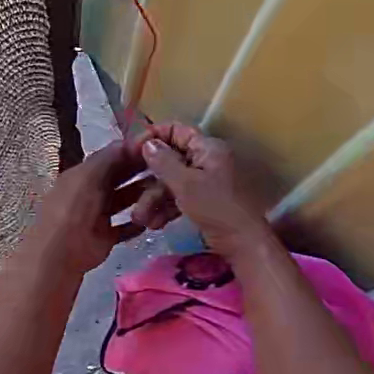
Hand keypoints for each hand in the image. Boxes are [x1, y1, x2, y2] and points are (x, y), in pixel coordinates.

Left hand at [20, 142, 159, 276]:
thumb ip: (110, 157)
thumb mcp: (89, 175)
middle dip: (140, 172)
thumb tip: (134, 139)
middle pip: (120, 178)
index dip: (132, 152)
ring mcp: (98, 215)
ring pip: (125, 201)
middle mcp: (91, 192)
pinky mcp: (106, 236)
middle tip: (166, 168)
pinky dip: (138, 224)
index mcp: (83, 174)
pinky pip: (126, 227)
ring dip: (142, 197)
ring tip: (163, 193)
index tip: (156, 148)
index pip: (111, 158)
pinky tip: (152, 219)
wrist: (61, 252)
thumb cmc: (74, 207)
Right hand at [138, 123, 274, 258]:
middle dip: (149, 180)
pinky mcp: (201, 202)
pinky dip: (165, 209)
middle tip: (131, 193)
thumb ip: (164, 162)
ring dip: (153, 199)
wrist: (242, 243)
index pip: (176, 130)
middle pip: (169, 160)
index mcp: (207, 148)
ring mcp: (203, 182)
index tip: (132, 151)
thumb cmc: (216, 207)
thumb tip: (147, 143)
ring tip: (141, 218)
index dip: (153, 137)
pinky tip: (153, 224)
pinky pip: (177, 198)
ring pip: (170, 182)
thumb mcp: (186, 184)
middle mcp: (205, 160)